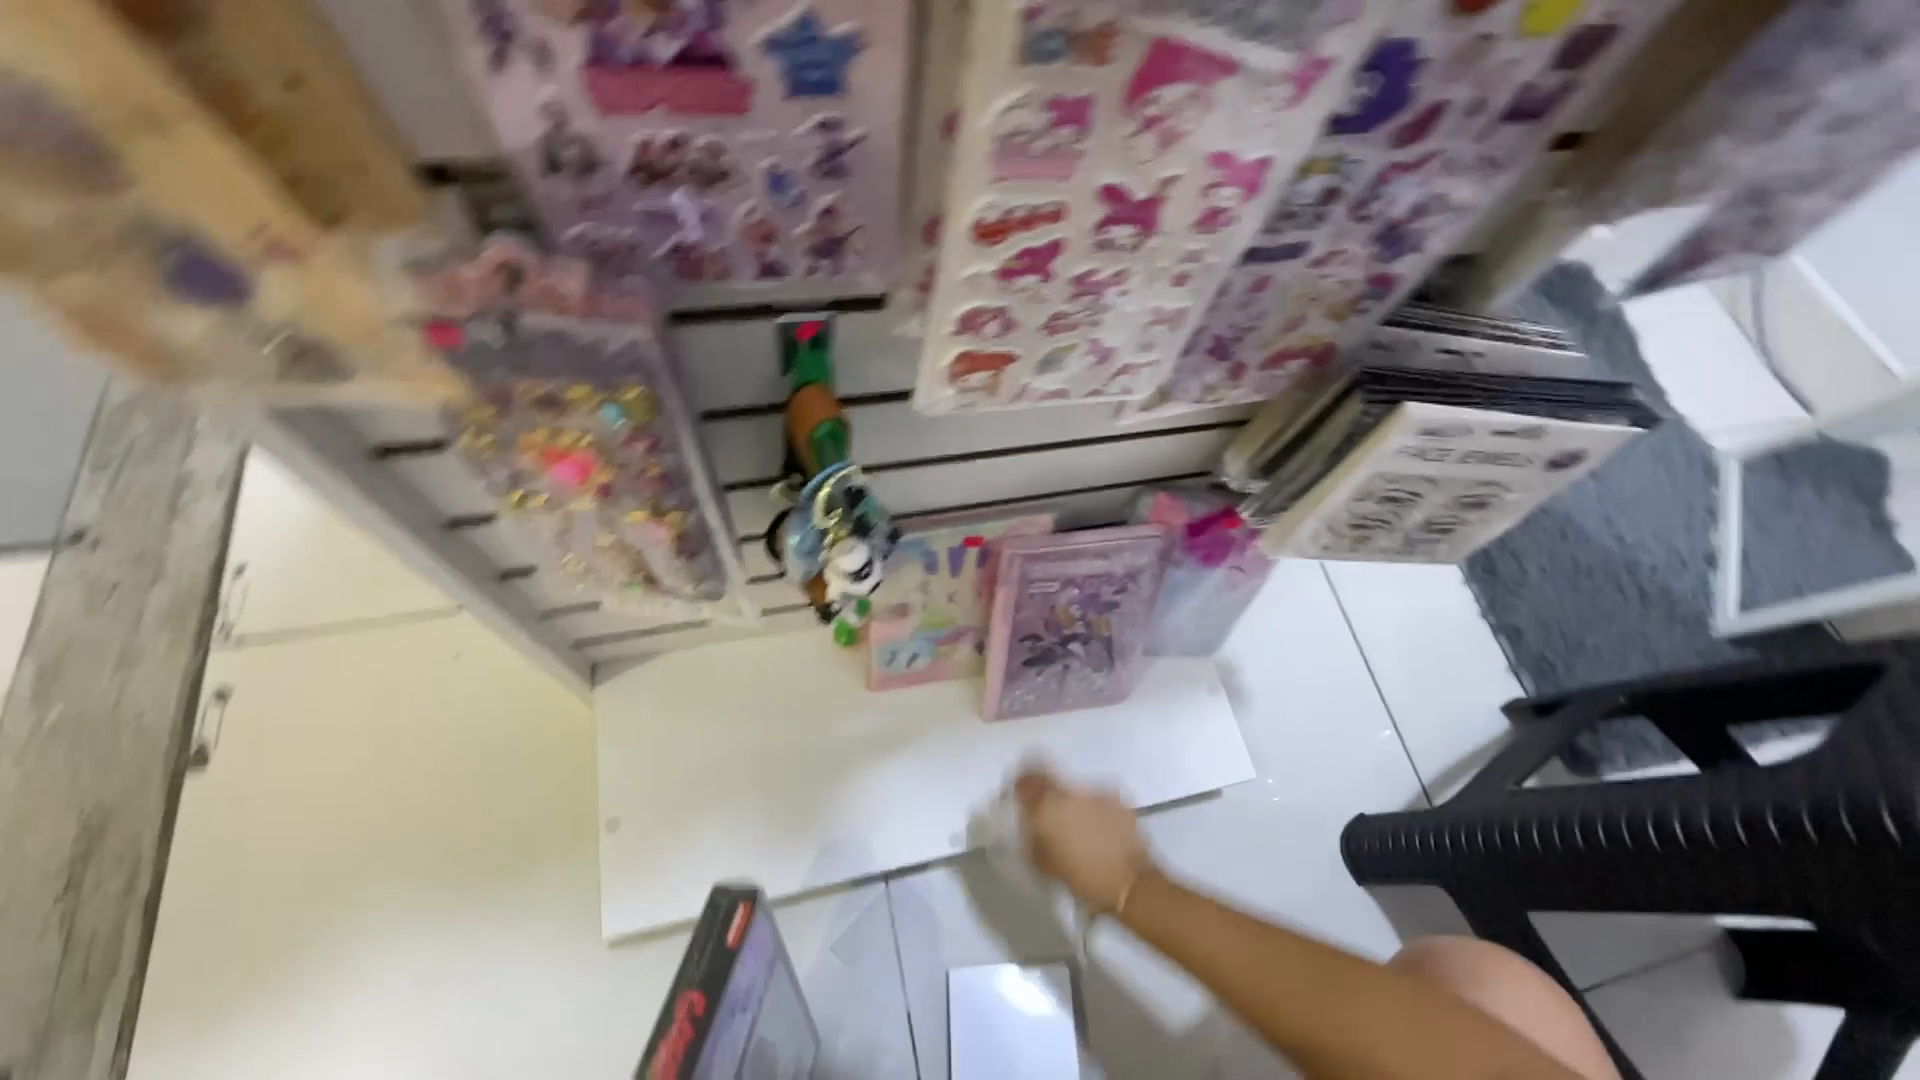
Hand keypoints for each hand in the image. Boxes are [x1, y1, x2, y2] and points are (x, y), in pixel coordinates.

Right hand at [1014, 767, 1155, 913]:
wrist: (1131, 884)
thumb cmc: (1082, 878)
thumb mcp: (1042, 864)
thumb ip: (1030, 836)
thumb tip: (1028, 823)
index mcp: (1047, 805)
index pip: (1025, 778)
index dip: (1021, 787)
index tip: (1021, 800)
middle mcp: (1071, 790)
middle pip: (1052, 781)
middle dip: (1049, 798)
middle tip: (1052, 819)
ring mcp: (1098, 791)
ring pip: (1076, 790)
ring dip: (1073, 804)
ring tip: (1080, 829)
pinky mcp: (1120, 797)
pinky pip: (1098, 798)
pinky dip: (1094, 810)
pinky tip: (1100, 831)